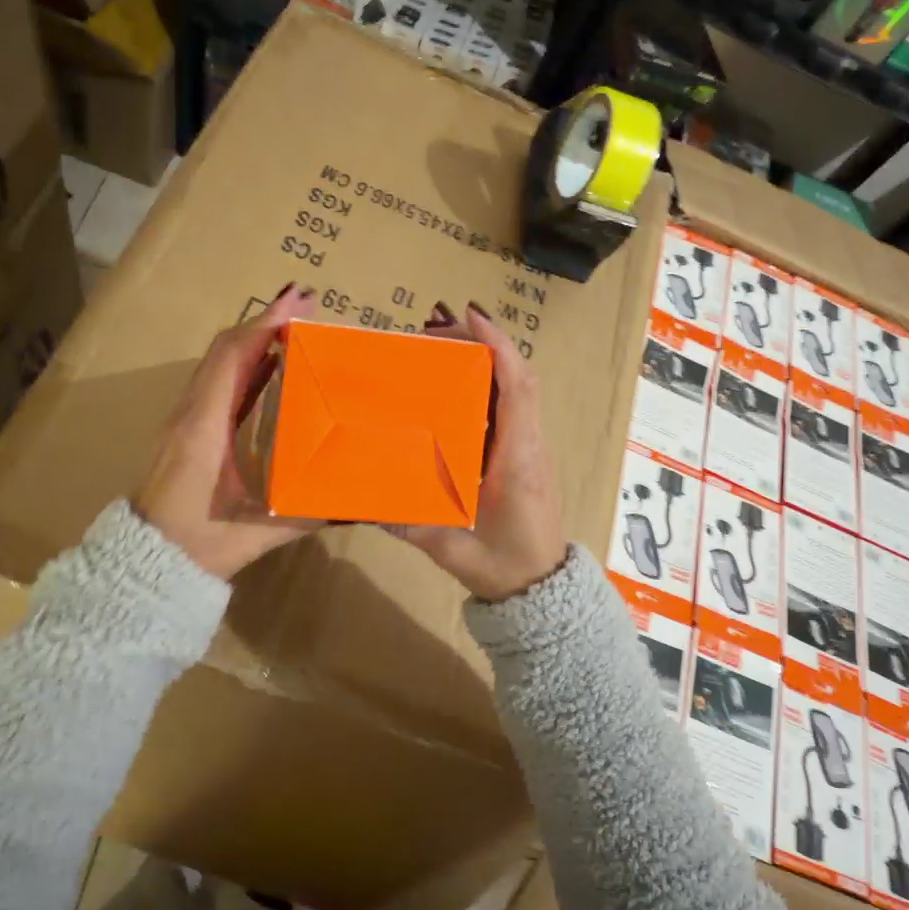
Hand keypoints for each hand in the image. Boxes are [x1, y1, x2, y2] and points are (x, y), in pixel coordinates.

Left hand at [133, 285, 321, 579]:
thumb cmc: (197, 545)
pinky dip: (244, 367)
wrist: (143, 564)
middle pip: (224, 352)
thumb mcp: (256, 532)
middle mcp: (190, 414)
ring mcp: (183, 421)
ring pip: (217, 365)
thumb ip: (306, 516)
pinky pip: (216, 386)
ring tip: (294, 330)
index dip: (264, 326)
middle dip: (263, 324)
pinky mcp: (185, 432)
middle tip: (305, 307)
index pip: (232, 360)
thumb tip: (355, 504)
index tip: (296, 303)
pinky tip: (271, 369)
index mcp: (203, 428)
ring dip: (253, 343)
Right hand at [387, 302, 566, 600]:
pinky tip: (450, 392)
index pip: (518, 388)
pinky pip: (510, 409)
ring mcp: (530, 449)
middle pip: (516, 378)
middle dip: (480, 346)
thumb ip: (411, 526)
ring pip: (516, 390)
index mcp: (518, 460)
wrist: (544, 593)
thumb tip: (364, 503)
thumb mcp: (453, 551)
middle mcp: (529, 445)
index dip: (498, 347)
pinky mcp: (523, 457)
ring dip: (484, 364)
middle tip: (431, 335)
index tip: (470, 316)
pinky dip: (485, 388)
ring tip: (437, 354)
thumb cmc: (506, 569)